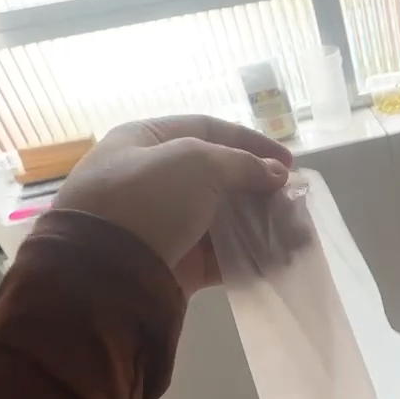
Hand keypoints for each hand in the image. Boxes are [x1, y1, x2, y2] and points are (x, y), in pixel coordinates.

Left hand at [53, 116, 293, 294]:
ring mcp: (166, 224)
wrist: (105, 268)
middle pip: (220, 179)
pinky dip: (249, 259)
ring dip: (260, 228)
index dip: (252, 143)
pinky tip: (276, 263)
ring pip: (223, 221)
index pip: (209, 131)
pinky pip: (220, 258)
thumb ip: (242, 165)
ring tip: (294, 238)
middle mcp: (155, 180)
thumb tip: (276, 175)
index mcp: (148, 141)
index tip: (289, 163)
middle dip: (260, 191)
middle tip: (292, 204)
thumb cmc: (146, 199)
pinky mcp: (176, 264)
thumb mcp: (196, 163)